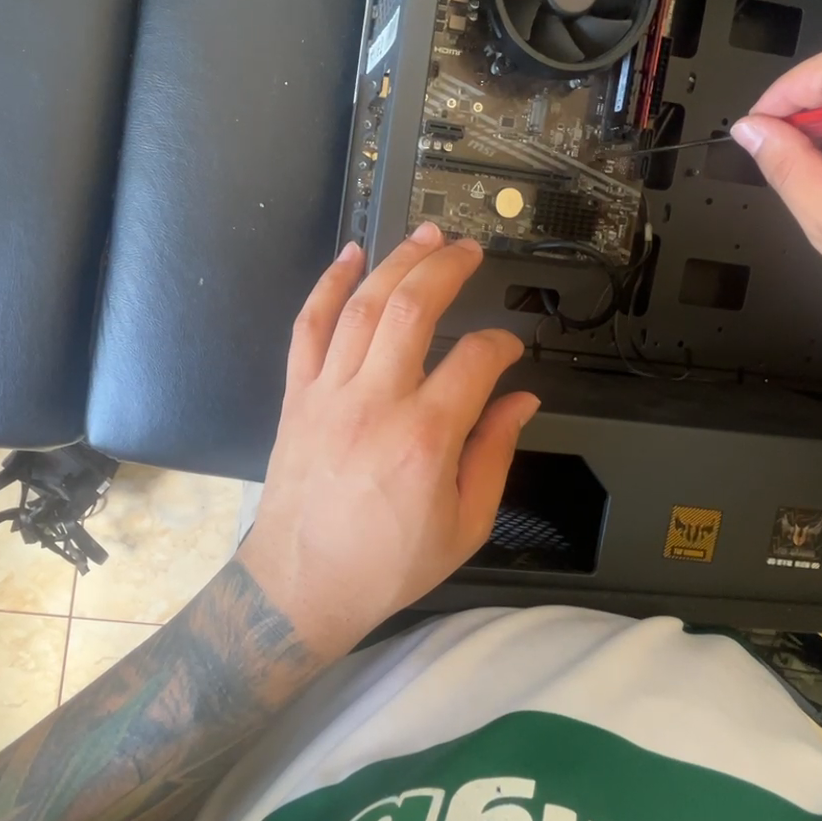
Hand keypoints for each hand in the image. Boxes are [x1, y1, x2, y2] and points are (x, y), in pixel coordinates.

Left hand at [235, 223, 539, 653]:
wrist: (301, 586)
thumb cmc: (388, 565)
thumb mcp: (465, 526)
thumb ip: (495, 454)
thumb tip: (522, 400)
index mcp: (426, 437)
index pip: (474, 360)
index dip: (500, 344)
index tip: (510, 349)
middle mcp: (376, 402)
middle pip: (412, 310)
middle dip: (446, 268)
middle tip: (469, 249)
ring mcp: (329, 393)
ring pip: (363, 307)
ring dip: (396, 262)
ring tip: (424, 234)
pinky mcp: (298, 395)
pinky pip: (308, 327)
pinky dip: (327, 286)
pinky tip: (349, 255)